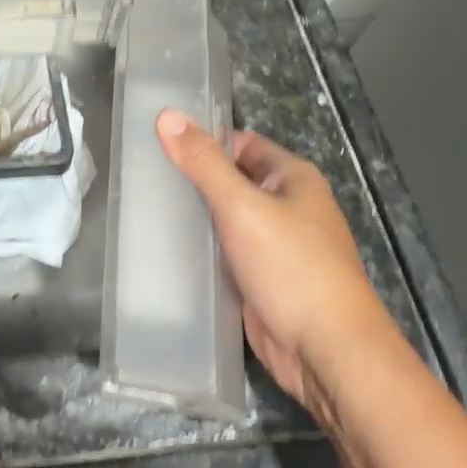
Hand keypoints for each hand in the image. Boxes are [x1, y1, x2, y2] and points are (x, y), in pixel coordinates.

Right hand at [157, 109, 393, 407]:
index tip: (156, 142)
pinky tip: (163, 249)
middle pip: (230, 181)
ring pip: (224, 221)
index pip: (240, 143)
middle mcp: (286, 207)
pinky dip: (199, 251)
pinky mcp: (260, 281)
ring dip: (193, 218)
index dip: (202, 140)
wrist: (327, 353)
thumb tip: (167, 115)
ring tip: (141, 208)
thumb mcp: (242, 206)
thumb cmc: (291, 267)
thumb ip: (203, 163)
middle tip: (140, 175)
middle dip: (192, 180)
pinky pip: (224, 255)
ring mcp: (274, 247)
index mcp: (292, 178)